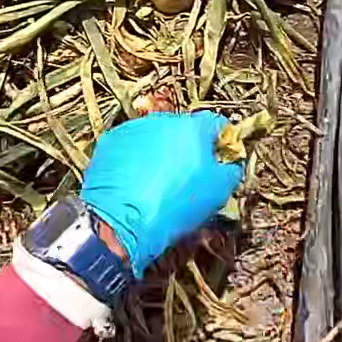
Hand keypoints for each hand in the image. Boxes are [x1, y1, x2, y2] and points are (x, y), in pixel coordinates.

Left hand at [81, 111, 243, 275]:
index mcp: (193, 127)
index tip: (220, 163)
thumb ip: (231, 170)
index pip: (218, 124)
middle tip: (190, 177)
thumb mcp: (218, 192)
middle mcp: (164, 120)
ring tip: (159, 183)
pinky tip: (136, 183)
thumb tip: (230, 164)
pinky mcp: (110, 142)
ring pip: (158, 137)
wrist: (120, 221)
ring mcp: (134, 128)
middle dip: (190, 149)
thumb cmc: (175, 205)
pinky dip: (137, 159)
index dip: (223, 144)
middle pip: (186, 130)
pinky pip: (132, 147)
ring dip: (163, 153)